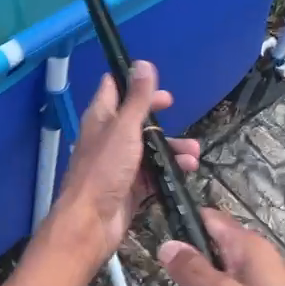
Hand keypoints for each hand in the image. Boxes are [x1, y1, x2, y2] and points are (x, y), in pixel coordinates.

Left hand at [50, 61, 198, 264]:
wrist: (91, 222)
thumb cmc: (104, 169)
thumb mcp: (124, 128)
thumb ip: (137, 98)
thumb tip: (142, 63)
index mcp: (101, 117)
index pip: (114, 89)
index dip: (133, 82)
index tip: (156, 81)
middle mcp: (109, 137)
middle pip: (135, 118)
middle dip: (157, 115)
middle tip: (174, 109)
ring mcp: (119, 164)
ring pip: (149, 147)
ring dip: (171, 146)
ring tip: (192, 153)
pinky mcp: (130, 187)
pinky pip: (153, 173)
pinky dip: (170, 170)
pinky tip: (186, 170)